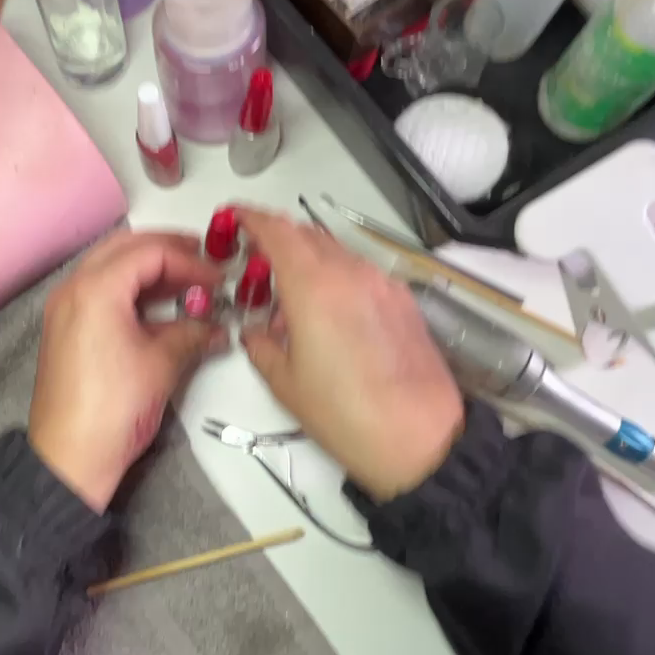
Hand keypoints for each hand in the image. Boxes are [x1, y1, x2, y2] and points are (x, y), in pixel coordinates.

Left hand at [29, 232, 225, 511]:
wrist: (70, 457)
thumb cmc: (113, 408)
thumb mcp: (162, 364)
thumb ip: (192, 333)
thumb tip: (216, 326)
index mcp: (95, 289)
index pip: (151, 253)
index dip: (192, 262)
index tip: (219, 278)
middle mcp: (74, 288)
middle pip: (127, 249)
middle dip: (169, 252)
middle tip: (204, 262)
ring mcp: (66, 308)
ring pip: (112, 267)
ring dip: (150, 270)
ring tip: (189, 284)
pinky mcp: (66, 329)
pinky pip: (102, 292)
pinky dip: (133, 291)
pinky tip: (162, 307)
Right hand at [234, 208, 464, 500]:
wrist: (420, 437)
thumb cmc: (342, 412)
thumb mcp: (284, 382)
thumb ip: (260, 345)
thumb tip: (255, 330)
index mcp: (313, 285)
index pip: (277, 231)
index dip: (252, 218)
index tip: (234, 216)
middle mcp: (349, 272)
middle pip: (307, 236)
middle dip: (277, 240)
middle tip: (255, 265)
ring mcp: (382, 283)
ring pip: (336, 253)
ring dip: (308, 261)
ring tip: (291, 298)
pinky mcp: (403, 301)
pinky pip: (360, 274)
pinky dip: (336, 278)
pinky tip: (329, 314)